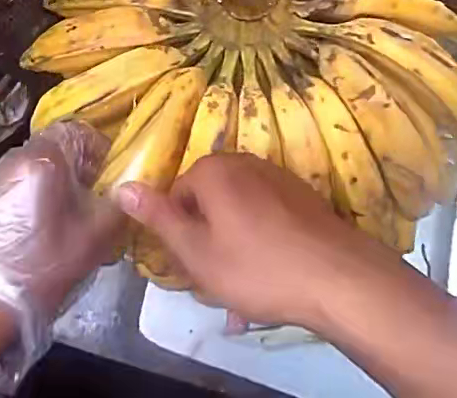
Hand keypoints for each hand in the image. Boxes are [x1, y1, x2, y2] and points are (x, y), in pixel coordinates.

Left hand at [0, 119, 125, 325]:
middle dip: (86, 171)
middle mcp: (20, 155)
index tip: (114, 181)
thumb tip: (134, 187)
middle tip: (98, 201)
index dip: (105, 153)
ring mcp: (0, 176)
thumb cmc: (38, 266)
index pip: (85, 132)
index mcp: (46, 155)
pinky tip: (49, 230)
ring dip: (65, 185)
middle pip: (65, 149)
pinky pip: (29, 183)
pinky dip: (45, 197)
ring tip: (76, 219)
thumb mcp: (94, 236)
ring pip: (47, 167)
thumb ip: (121, 203)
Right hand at [114, 152, 402, 329]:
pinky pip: (264, 216)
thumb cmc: (256, 266)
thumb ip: (159, 218)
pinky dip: (259, 243)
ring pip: (237, 214)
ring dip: (233, 249)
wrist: (333, 272)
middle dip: (207, 242)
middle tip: (216, 283)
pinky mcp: (298, 192)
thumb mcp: (197, 251)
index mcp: (215, 170)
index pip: (176, 197)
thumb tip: (123, 186)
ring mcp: (275, 174)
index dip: (179, 235)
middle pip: (209, 202)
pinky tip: (268, 280)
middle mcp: (244, 161)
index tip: (191, 267)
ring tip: (244, 295)